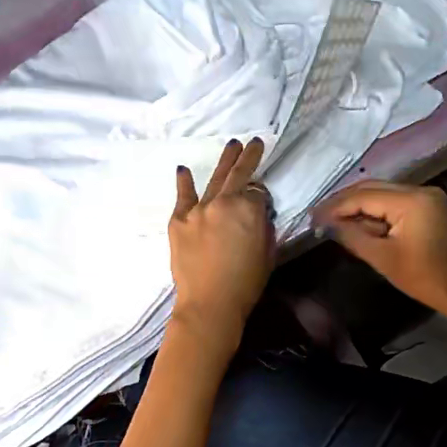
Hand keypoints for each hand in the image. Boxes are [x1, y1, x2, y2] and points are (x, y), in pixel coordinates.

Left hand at [169, 138, 273, 351]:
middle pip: (238, 174)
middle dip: (248, 156)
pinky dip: (184, 182)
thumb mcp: (268, 253)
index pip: (258, 192)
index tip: (262, 201)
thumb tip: (258, 213)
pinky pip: (183, 196)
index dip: (262, 196)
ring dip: (224, 161)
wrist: (209, 303)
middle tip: (254, 142)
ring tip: (231, 144)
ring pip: (214, 179)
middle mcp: (223, 202)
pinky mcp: (178, 220)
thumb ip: (264, 227)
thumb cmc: (246, 284)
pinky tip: (183, 170)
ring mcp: (198, 209)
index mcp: (249, 209)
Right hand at [314, 181, 446, 326]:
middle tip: (318, 217)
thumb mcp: (382, 258)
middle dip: (343, 203)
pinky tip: (356, 223)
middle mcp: (420, 190)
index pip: (364, 196)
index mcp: (412, 201)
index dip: (335, 206)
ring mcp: (426, 196)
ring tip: (331, 220)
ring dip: (357, 207)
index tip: (312, 218)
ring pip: (381, 194)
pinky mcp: (428, 206)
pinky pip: (393, 202)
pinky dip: (374, 212)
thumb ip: (352, 236)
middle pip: (372, 189)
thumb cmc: (423, 278)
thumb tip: (325, 224)